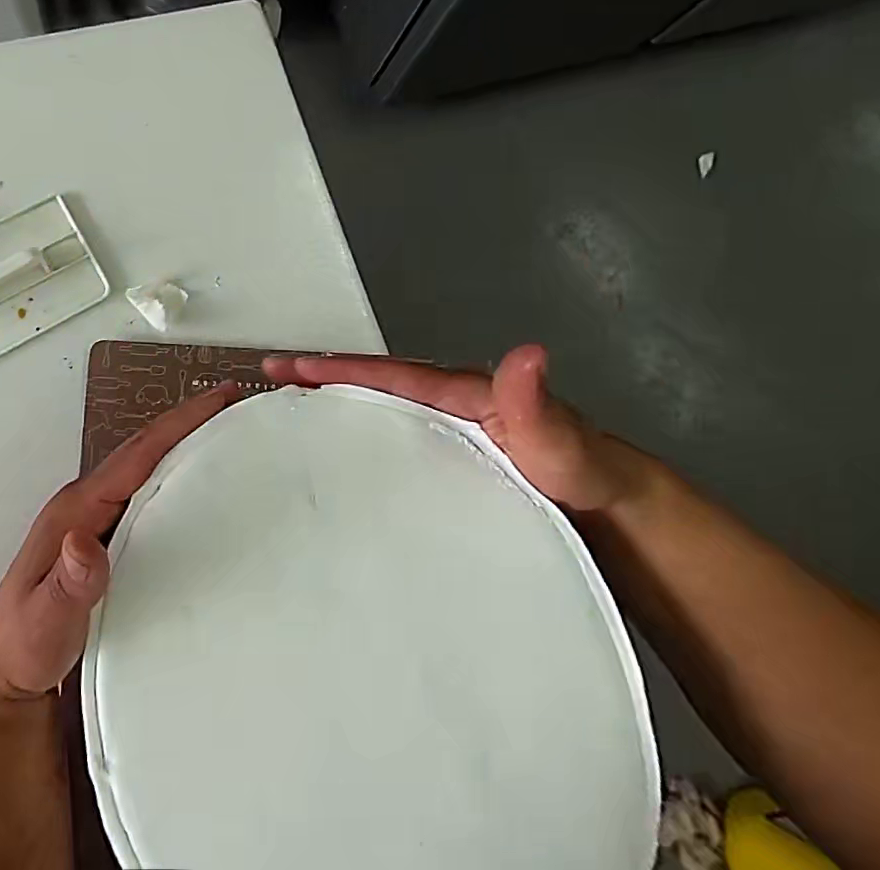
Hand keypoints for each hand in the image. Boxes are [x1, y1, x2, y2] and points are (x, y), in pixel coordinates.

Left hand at [0, 381, 239, 701]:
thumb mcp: (45, 623)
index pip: (132, 458)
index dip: (175, 426)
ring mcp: (93, 527)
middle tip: (234, 410)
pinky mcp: (102, 546)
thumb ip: (67, 586)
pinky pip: (142, 501)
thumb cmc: (23, 646)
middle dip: (186, 427)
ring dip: (180, 452)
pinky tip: (194, 495)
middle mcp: (84, 510)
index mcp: (74, 514)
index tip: (217, 401)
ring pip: (142, 475)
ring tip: (224, 440)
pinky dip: (170, 485)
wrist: (6, 673)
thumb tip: (86, 542)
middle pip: (141, 454)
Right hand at [262, 344, 655, 514]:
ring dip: (327, 405)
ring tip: (282, 411)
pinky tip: (328, 453)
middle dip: (317, 377)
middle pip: (370, 384)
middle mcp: (443, 406)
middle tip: (269, 380)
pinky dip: (350, 436)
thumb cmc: (584, 481)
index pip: (388, 375)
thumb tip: (526, 355)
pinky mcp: (437, 459)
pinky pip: (383, 439)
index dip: (336, 369)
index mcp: (461, 395)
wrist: (610, 524)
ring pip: (372, 410)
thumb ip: (540, 408)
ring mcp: (438, 432)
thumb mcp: (564, 448)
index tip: (287, 368)